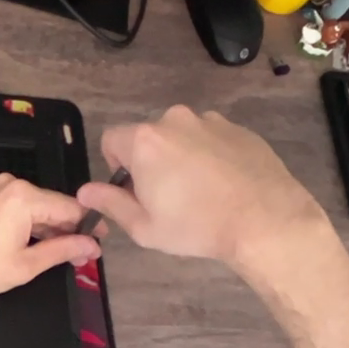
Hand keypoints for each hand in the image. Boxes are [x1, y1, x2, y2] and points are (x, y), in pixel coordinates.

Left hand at [0, 174, 100, 298]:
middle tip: (84, 255)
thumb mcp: (25, 265)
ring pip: (38, 208)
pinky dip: (33, 226)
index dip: (89, 225)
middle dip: (71, 230)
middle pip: (54, 206)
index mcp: (25, 197)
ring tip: (65, 254)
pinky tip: (41, 245)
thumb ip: (62, 251)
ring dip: (52, 230)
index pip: (70, 206)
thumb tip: (90, 246)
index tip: (101, 242)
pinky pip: (21, 208)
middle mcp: (13, 185)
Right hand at [76, 106, 334, 269]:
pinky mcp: (238, 129)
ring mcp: (210, 121)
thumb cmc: (195, 227)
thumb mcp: (144, 226)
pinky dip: (208, 158)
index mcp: (145, 141)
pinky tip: (221, 187)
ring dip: (179, 159)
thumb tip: (85, 191)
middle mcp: (175, 120)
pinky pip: (210, 140)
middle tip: (165, 198)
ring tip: (197, 194)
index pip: (111, 139)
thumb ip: (111, 203)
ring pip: (180, 138)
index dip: (115, 166)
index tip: (132, 190)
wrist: (263, 219)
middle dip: (149, 162)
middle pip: (147, 137)